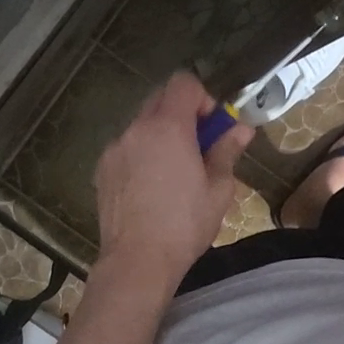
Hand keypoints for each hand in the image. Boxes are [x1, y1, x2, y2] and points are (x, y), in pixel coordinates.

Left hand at [93, 72, 252, 284]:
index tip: (212, 126)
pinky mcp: (102, 170)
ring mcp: (115, 149)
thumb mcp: (218, 189)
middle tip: (199, 147)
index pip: (184, 83)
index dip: (202, 98)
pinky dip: (142, 154)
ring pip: (141, 125)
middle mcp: (136, 129)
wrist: (137, 260)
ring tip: (174, 172)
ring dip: (161, 135)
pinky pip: (126, 148)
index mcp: (168, 128)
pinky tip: (151, 187)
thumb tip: (241, 129)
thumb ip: (227, 152)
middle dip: (182, 114)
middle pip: (160, 99)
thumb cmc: (185, 225)